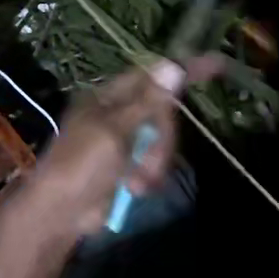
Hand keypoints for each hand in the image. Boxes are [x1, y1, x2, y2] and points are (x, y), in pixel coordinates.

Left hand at [17, 57, 220, 238]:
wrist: (61, 213)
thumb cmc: (80, 166)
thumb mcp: (113, 131)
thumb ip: (146, 102)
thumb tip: (172, 66)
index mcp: (106, 98)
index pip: (151, 75)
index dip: (182, 70)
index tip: (217, 64)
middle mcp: (117, 115)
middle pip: (162, 114)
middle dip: (162, 140)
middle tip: (149, 160)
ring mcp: (123, 143)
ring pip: (161, 143)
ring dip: (154, 165)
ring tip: (136, 183)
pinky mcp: (128, 168)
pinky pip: (154, 165)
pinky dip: (148, 179)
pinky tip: (134, 190)